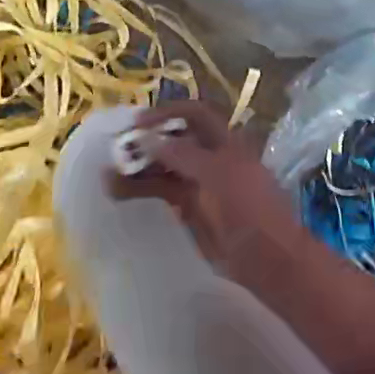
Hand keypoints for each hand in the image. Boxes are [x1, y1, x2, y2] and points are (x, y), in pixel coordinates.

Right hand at [109, 101, 306, 280]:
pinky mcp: (190, 209)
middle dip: (146, 141)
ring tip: (107, 176)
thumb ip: (182, 154)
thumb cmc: (249, 209)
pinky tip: (116, 192)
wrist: (268, 260)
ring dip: (137, 168)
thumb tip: (147, 137)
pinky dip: (139, 190)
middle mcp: (211, 157)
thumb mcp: (217, 174)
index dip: (167, 113)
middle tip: (115, 149)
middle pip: (174, 140)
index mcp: (225, 142)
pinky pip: (161, 192)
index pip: (193, 114)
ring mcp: (200, 183)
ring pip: (164, 167)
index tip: (136, 123)